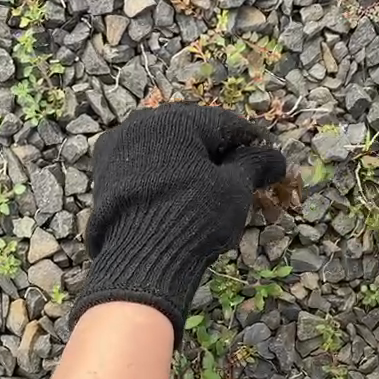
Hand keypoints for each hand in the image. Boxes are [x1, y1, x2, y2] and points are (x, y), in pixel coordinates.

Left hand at [74, 104, 286, 338]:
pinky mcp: (102, 175)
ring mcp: (117, 148)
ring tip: (205, 188)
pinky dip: (162, 175)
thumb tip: (275, 157)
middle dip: (215, 151)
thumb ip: (254, 165)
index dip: (250, 142)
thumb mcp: (233, 190)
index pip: (225, 124)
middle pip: (190, 132)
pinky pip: (141, 166)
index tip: (265, 158)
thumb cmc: (192, 218)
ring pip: (163, 148)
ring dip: (186, 162)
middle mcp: (142, 124)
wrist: (138, 259)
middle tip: (236, 174)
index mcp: (177, 119)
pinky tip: (175, 196)